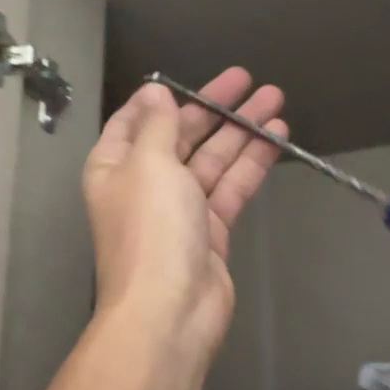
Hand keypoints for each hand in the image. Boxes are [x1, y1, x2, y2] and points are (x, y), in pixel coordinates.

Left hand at [82, 68, 284, 368]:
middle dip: (213, 108)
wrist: (168, 311)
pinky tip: (275, 138)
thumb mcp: (149, 164)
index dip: (158, 99)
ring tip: (275, 100)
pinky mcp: (210, 232)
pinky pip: (230, 188)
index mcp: (114, 167)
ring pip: (211, 160)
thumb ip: (157, 125)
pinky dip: (251, 164)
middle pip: (180, 137)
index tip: (184, 78)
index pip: (133, 122)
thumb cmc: (150, 230)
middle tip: (250, 80)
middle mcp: (144, 185)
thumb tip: (155, 93)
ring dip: (241, 131)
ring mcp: (178, 210)